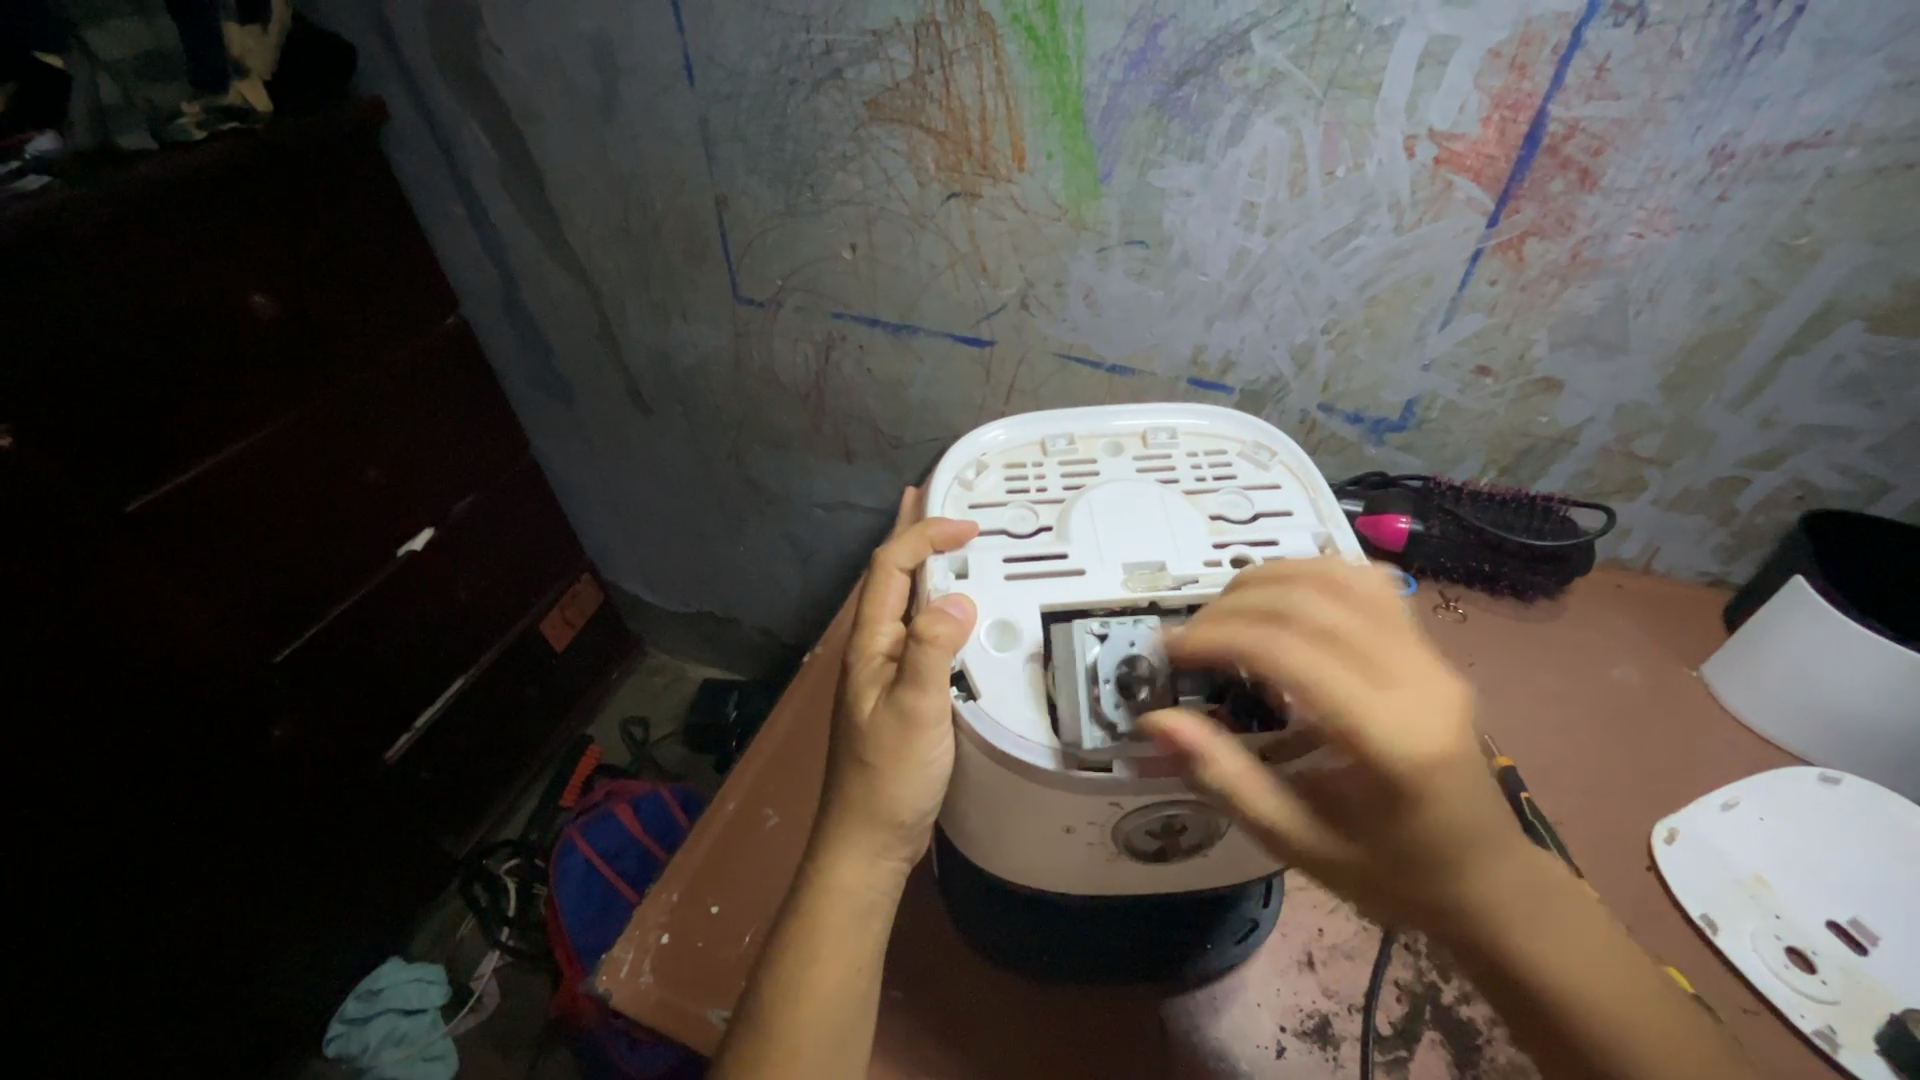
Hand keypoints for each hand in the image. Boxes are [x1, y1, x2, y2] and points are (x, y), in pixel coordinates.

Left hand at [814, 488, 978, 875]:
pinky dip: (933, 606)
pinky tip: (949, 614)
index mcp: (869, 644)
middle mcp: (871, 649)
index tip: (969, 527)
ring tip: (941, 542)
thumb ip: (932, 649)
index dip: (924, 536)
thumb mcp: (914, 709)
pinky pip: (916, 633)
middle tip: (931, 498)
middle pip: (889, 577)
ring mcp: (882, 673)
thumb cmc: (889, 776)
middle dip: (909, 535)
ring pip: (901, 604)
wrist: (867, 839)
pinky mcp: (899, 694)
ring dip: (920, 566)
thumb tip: (958, 596)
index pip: (891, 568)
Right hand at [1143, 557, 1533, 931]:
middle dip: (1232, 608)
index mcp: (1389, 738)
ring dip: (1269, 580)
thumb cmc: (1388, 872)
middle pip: (1310, 603)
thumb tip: (1156, 721)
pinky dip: (1311, 575)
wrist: (1484, 878)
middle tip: (1187, 636)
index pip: (1288, 651)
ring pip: (1340, 578)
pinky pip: (1368, 585)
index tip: (1167, 650)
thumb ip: (1224, 776)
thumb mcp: (1295, 841)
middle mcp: (1418, 681)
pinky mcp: (1432, 649)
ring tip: (1223, 610)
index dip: (1217, 637)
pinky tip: (1277, 597)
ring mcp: (1432, 657)